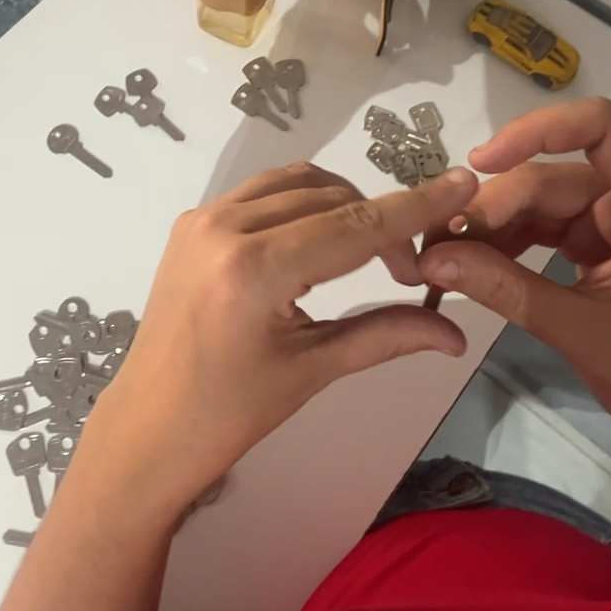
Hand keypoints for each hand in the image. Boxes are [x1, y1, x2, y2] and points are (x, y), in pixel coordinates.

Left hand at [74, 162, 479, 522]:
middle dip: (380, 223)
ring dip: (342, 205)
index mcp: (254, 270)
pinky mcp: (191, 222)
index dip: (415, 205)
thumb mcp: (311, 371)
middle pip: (329, 198)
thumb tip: (455, 333)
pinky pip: (263, 191)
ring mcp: (202, 218)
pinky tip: (318, 239)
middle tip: (408, 272)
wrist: (148, 426)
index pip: (354, 225)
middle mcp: (224, 226)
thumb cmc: (228, 413)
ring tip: (369, 251)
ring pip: (296, 183)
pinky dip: (302, 202)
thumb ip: (385, 335)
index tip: (462, 184)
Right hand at [417, 99, 610, 453]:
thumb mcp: (583, 332)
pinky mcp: (595, 244)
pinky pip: (540, 227)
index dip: (537, 130)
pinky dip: (505, 242)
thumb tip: (432, 259)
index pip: (601, 128)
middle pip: (552, 173)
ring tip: (445, 253)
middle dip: (495, 203)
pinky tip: (471, 262)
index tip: (479, 163)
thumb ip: (507, 289)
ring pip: (538, 200)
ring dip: (492, 223)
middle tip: (441, 240)